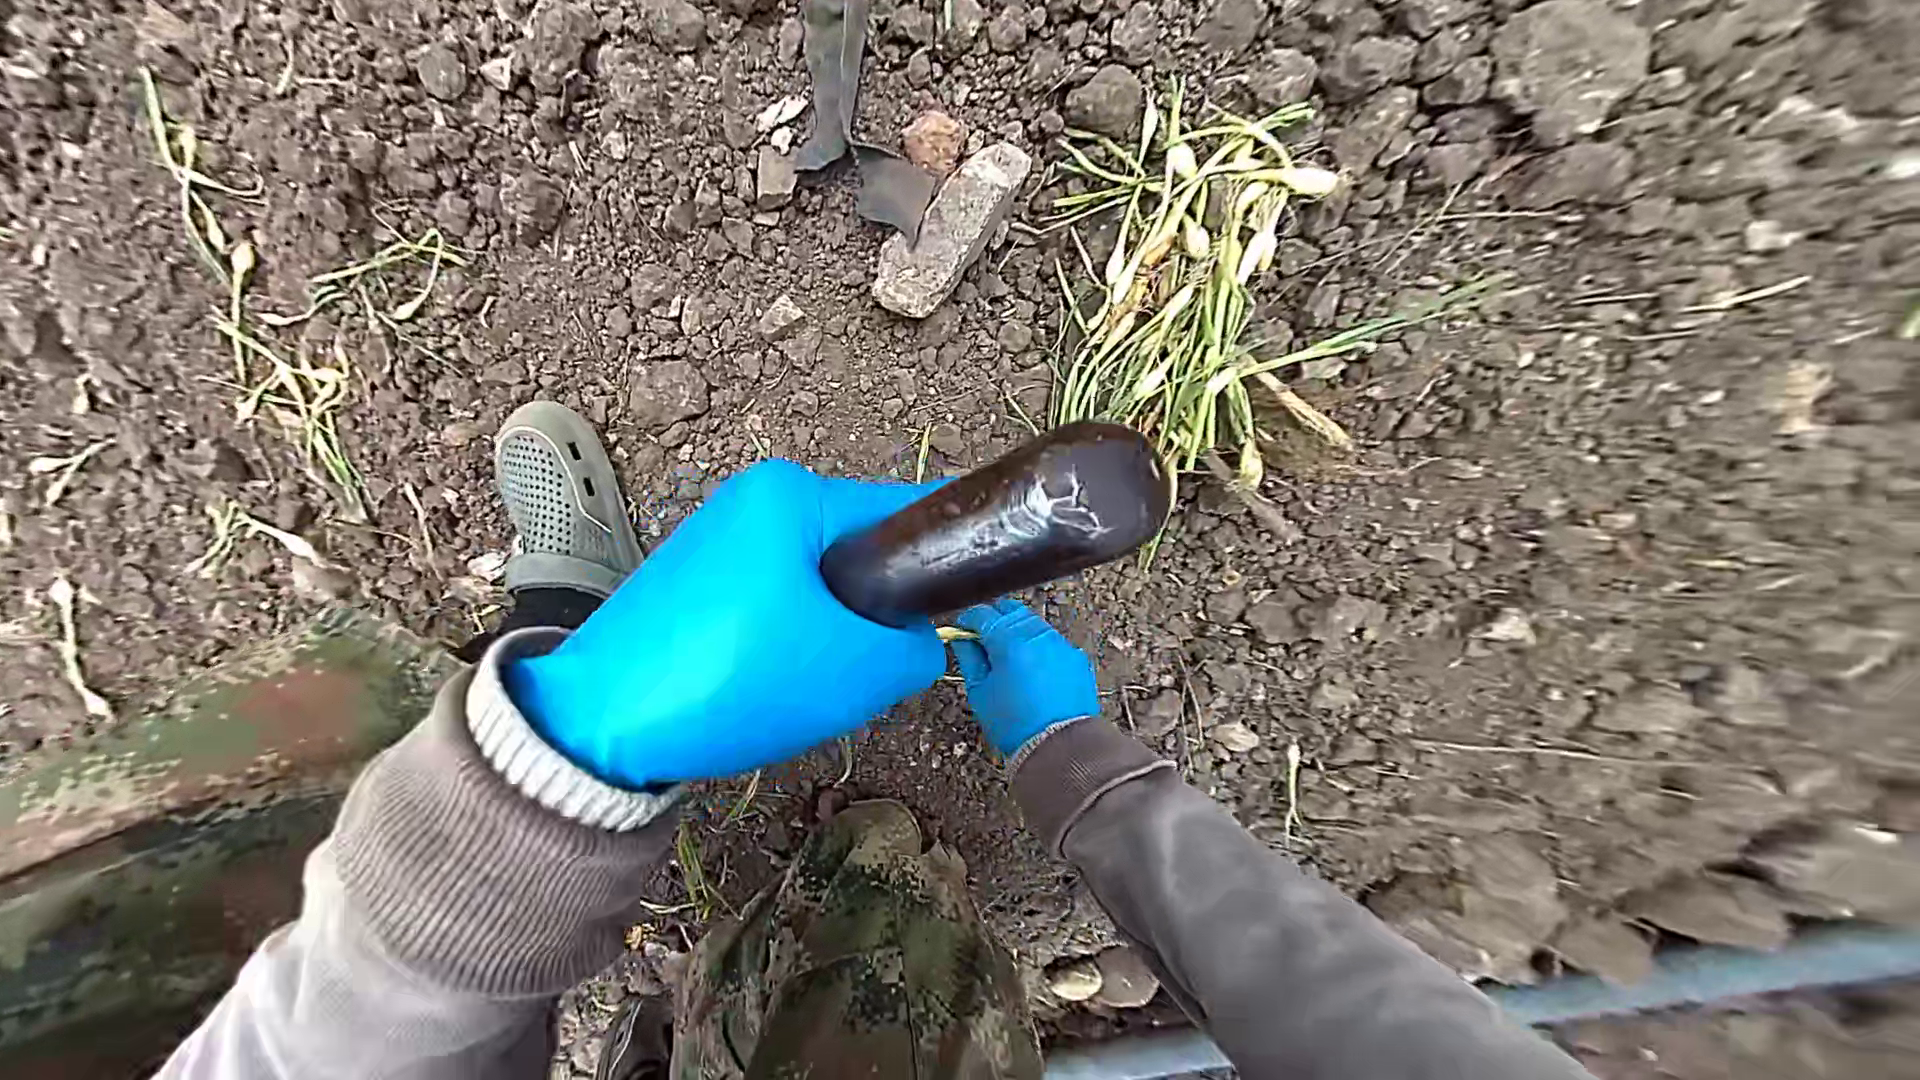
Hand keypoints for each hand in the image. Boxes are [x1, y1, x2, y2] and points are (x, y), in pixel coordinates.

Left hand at [503, 460, 945, 787]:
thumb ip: (920, 649)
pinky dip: (794, 636)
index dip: (936, 562)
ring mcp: (719, 538)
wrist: (598, 731)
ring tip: (818, 678)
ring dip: (835, 630)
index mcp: (790, 494)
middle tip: (874, 664)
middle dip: (876, 609)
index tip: (954, 610)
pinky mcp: (698, 581)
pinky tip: (777, 677)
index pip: (899, 513)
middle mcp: (752, 501)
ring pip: (819, 582)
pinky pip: (777, 599)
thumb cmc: (737, 676)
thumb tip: (920, 641)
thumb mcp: (857, 669)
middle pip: (857, 553)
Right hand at [950, 598, 1099, 757]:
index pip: (983, 614)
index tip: (963, 629)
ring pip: (1032, 623)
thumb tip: (963, 639)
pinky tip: (1031, 668)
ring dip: (1017, 632)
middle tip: (983, 640)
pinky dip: (1038, 646)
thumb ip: (969, 658)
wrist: (1059, 748)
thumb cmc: (1017, 726)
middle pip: (1010, 610)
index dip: (968, 620)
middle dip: (994, 620)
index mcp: (1010, 642)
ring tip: (1008, 657)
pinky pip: (1052, 641)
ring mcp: (1060, 644)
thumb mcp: (980, 692)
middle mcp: (1037, 636)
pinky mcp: (1075, 657)